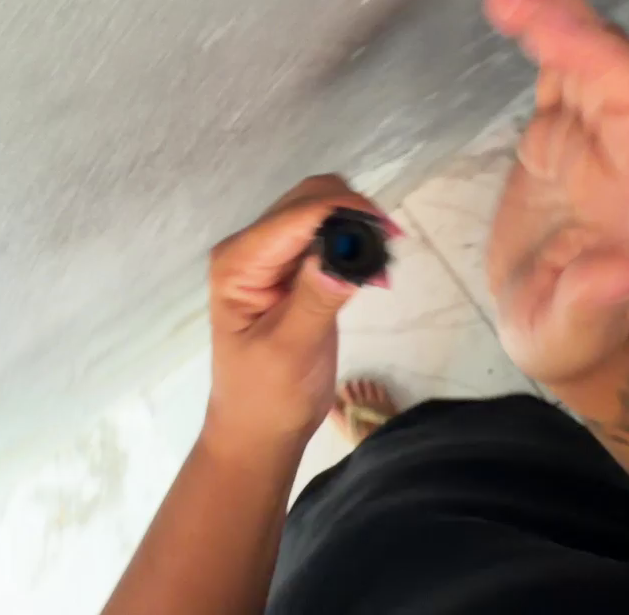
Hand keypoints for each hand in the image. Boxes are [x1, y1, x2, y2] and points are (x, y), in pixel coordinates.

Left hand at [204, 175, 394, 453]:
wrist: (260, 429)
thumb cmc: (267, 396)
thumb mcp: (291, 351)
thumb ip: (316, 298)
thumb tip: (344, 252)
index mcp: (239, 261)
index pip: (297, 214)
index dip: (343, 211)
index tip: (387, 232)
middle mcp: (252, 247)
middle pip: (309, 199)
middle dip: (352, 213)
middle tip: (389, 248)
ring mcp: (272, 255)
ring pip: (321, 210)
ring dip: (356, 225)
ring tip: (381, 266)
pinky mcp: (294, 266)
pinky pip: (328, 234)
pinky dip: (353, 242)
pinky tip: (373, 272)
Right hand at [483, 0, 628, 388]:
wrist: (557, 331)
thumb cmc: (563, 337)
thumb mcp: (568, 335)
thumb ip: (592, 302)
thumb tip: (623, 263)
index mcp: (627, 194)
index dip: (595, 56)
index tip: (539, 23)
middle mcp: (615, 156)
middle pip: (610, 69)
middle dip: (570, 21)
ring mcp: (587, 144)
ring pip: (586, 63)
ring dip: (561, 12)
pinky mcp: (556, 141)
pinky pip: (558, 77)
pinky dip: (546, 35)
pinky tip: (527, 1)